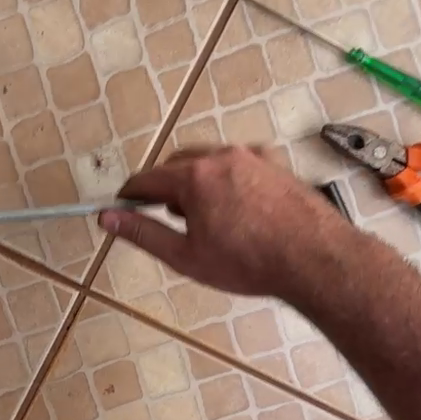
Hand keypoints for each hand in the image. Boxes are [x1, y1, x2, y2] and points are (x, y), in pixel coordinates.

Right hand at [98, 144, 348, 302]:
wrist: (314, 259)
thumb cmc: (246, 262)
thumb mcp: (185, 255)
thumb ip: (142, 233)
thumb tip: (106, 218)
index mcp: (194, 177)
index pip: (146, 179)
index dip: (128, 196)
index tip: (120, 209)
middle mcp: (221, 157)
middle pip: (177, 164)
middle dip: (164, 187)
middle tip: (166, 218)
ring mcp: (252, 157)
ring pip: (208, 160)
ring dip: (195, 181)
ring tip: (203, 217)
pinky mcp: (275, 164)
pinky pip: (238, 163)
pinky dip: (225, 178)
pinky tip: (235, 207)